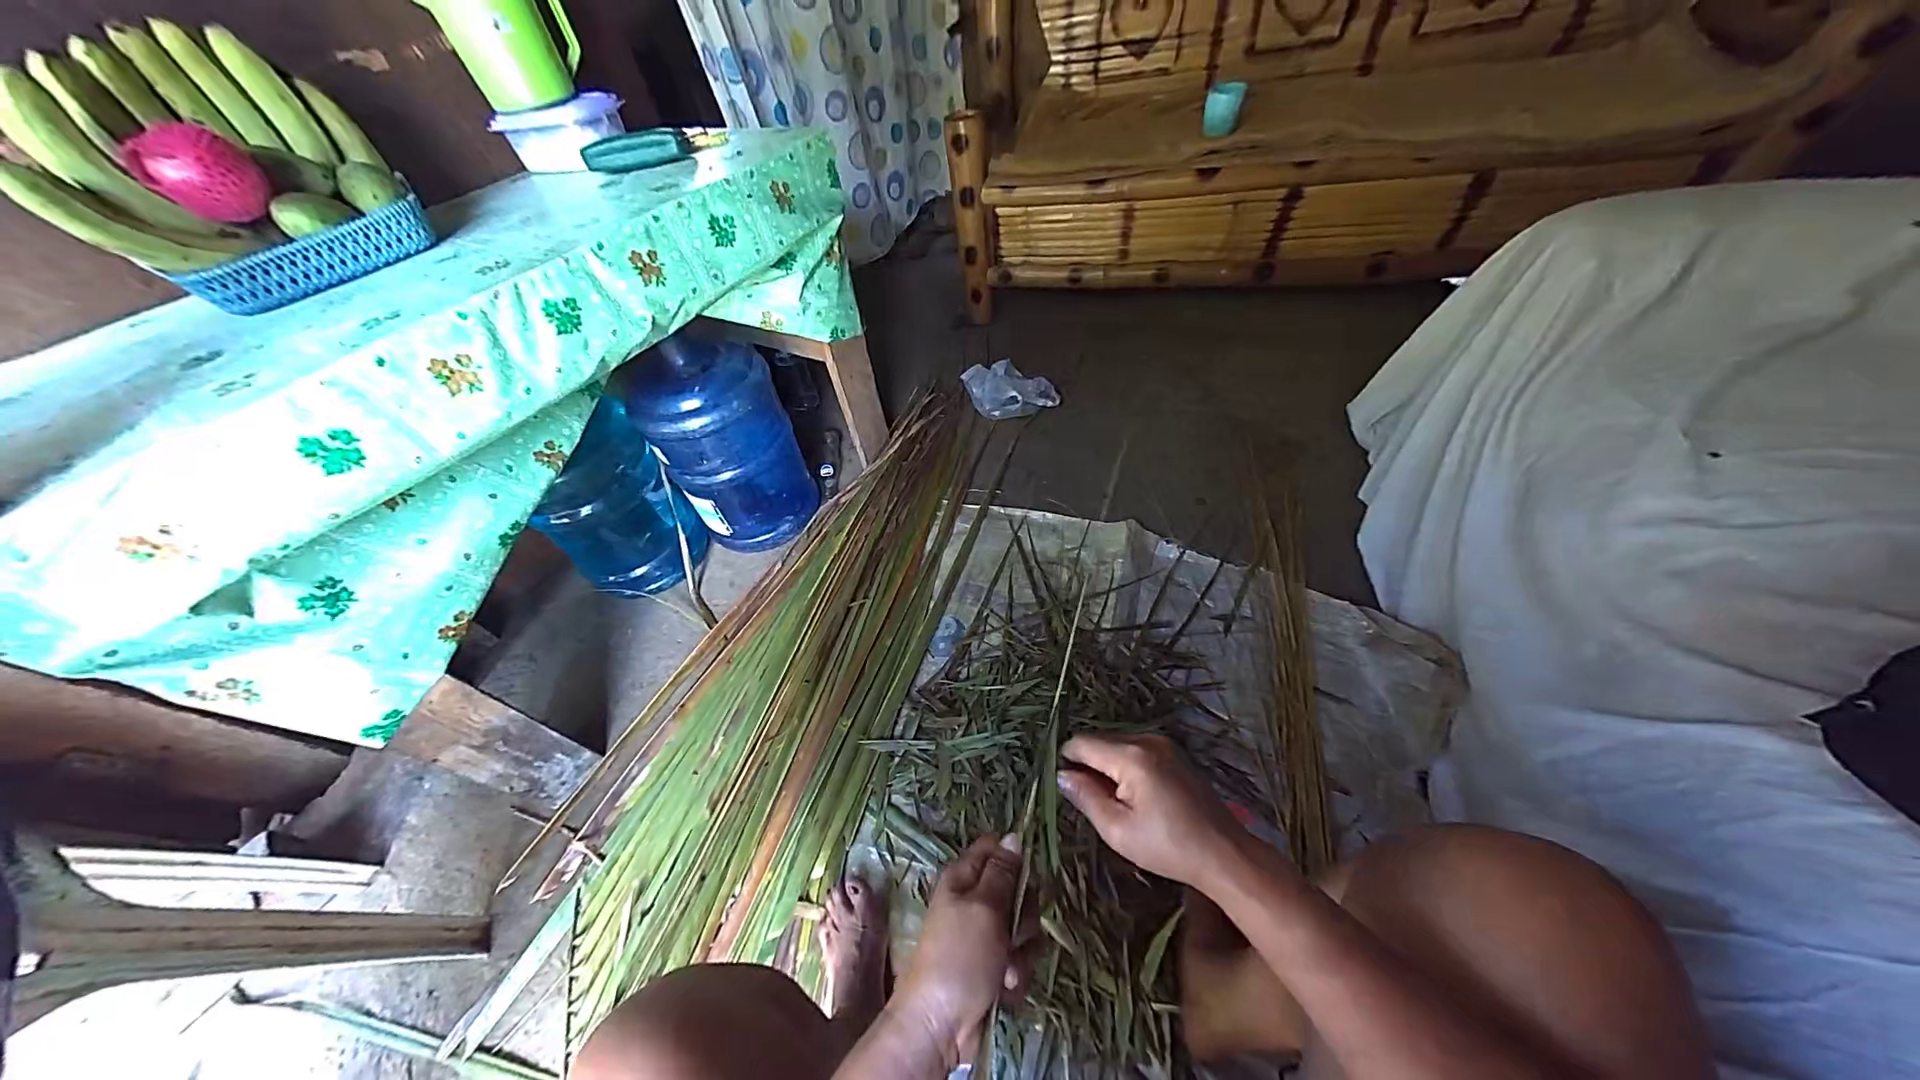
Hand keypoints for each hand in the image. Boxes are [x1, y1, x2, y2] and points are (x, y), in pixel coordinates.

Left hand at [892, 834, 1035, 1065]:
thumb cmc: (959, 956)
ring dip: (1022, 951)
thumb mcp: (984, 907)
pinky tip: (1004, 987)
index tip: (1026, 877)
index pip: (996, 848)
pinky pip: (1020, 959)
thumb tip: (1014, 835)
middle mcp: (974, 901)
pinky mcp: (994, 966)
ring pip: (1025, 928)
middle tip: (1013, 931)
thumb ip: (1003, 872)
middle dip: (1025, 915)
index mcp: (963, 877)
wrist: (941, 1025)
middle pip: (1018, 890)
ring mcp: (984, 935)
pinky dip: (1016, 974)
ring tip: (1005, 968)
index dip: (1015, 858)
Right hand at [1056, 734, 1247, 887]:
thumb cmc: (1168, 847)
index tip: (1065, 787)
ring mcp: (1163, 744)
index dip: (1066, 761)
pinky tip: (1134, 797)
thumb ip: (1085, 797)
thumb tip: (1061, 775)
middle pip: (1099, 741)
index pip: (1081, 743)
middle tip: (1091, 802)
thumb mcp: (1117, 829)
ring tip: (1114, 803)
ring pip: (1117, 745)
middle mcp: (1147, 740)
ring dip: (1107, 767)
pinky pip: (1135, 751)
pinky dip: (1125, 768)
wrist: (1225, 854)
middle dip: (1088, 766)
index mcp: (1131, 756)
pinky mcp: (1174, 754)